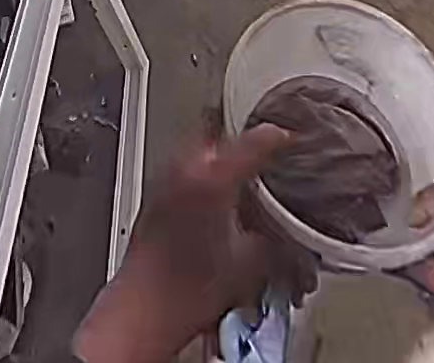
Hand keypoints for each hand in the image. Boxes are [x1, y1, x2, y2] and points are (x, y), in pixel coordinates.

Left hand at [72, 123, 293, 362]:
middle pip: (219, 131)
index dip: (274, 137)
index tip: (287, 137)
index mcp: (213, 178)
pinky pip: (186, 161)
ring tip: (242, 171)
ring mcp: (167, 173)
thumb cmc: (192, 288)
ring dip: (222, 152)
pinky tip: (216, 190)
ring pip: (200, 144)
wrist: (147, 304)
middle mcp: (186, 166)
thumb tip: (287, 228)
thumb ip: (274, 235)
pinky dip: (205, 167)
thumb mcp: (251, 263)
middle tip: (264, 149)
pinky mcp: (157, 186)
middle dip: (243, 139)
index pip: (251, 143)